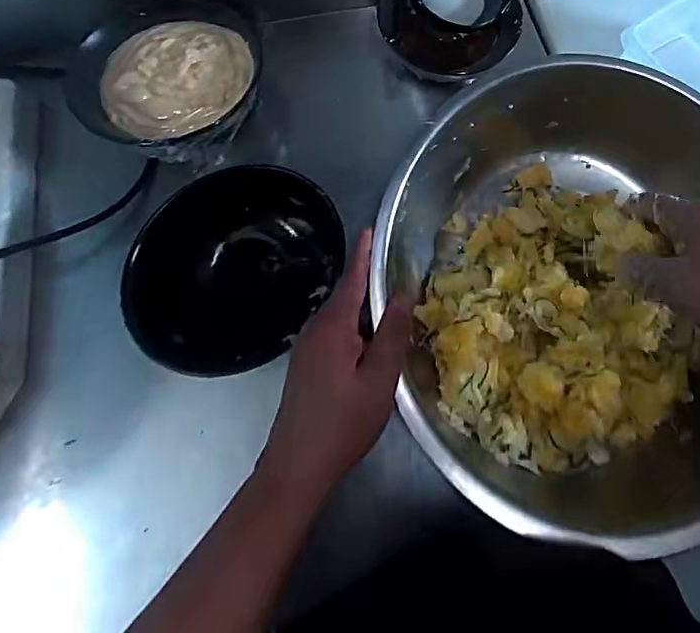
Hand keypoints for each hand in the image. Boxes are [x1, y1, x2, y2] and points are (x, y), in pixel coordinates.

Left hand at [256, 231, 413, 492]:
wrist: (295, 469)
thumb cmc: (343, 423)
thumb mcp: (379, 378)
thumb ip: (393, 333)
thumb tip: (404, 294)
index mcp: (333, 326)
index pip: (353, 279)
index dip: (365, 254)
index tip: (372, 229)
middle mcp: (316, 330)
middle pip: (349, 297)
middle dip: (374, 284)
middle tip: (404, 275)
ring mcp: (308, 349)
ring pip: (344, 319)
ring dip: (368, 311)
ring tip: (397, 308)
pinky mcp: (307, 366)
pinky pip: (337, 335)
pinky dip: (358, 330)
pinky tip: (374, 344)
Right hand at [624, 193, 699, 397]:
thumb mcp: (671, 282)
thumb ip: (642, 270)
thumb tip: (622, 263)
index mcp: (695, 215)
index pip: (654, 202)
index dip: (631, 212)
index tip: (612, 225)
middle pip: (671, 221)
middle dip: (646, 238)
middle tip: (623, 255)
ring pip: (686, 242)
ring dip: (665, 257)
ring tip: (643, 276)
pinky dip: (683, 269)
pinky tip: (674, 291)